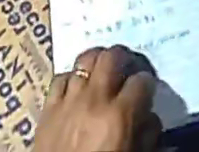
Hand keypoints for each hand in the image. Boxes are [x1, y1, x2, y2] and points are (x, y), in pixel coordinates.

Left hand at [33, 45, 162, 151]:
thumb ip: (146, 140)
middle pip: (112, 57)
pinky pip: (61, 78)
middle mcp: (94, 100)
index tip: (149, 90)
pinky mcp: (48, 108)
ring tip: (104, 70)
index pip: (142, 82)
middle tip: (129, 70)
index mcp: (119, 117)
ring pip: (85, 59)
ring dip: (98, 61)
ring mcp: (68, 100)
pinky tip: (78, 88)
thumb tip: (150, 120)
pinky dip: (72, 78)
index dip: (149, 84)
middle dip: (125, 59)